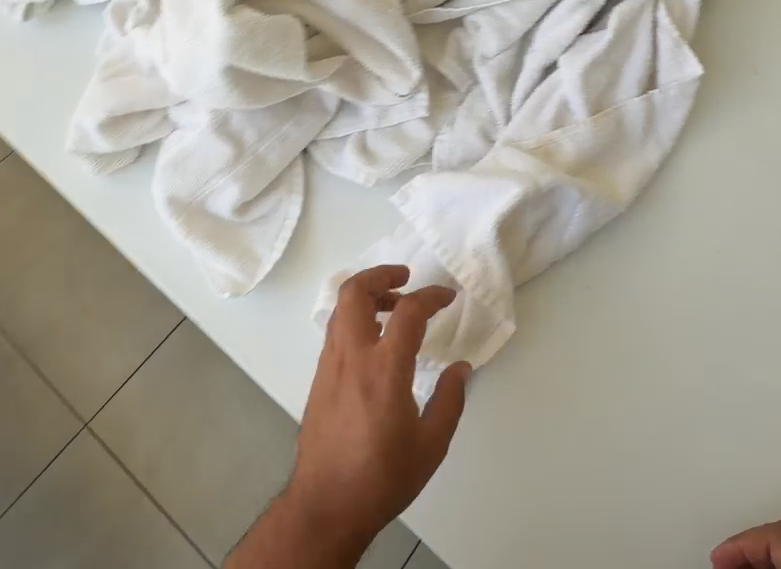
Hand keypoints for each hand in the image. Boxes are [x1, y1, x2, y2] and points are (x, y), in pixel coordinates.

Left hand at [227, 265, 471, 568]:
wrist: (325, 506)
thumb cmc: (382, 477)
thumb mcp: (431, 445)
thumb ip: (449, 401)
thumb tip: (460, 369)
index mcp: (384, 369)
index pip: (408, 311)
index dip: (431, 295)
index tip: (448, 296)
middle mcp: (352, 357)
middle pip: (355, 292)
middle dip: (380, 274)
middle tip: (405, 277)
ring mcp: (329, 366)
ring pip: (340, 310)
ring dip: (366, 296)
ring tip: (393, 308)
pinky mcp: (319, 380)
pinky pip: (335, 333)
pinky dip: (355, 320)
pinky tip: (376, 342)